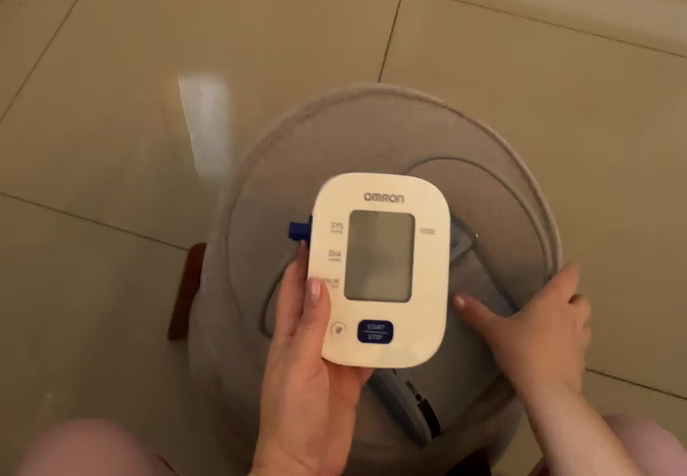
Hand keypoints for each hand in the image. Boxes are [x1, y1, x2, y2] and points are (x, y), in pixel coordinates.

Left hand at [252, 245, 371, 475]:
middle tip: (364, 249)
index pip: (295, 287)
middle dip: (341, 276)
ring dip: (363, 304)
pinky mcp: (350, 378)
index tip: (321, 233)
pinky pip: (366, 351)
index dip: (304, 261)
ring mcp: (331, 359)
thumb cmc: (291, 411)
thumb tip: (318, 281)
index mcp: (291, 333)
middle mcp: (311, 340)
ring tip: (385, 277)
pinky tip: (395, 322)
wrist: (303, 463)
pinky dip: (378, 337)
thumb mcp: (299, 364)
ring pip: (349, 321)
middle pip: (327, 300)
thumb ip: (312, 325)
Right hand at [453, 262, 590, 404]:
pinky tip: (561, 353)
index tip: (570, 266)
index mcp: (552, 301)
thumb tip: (455, 297)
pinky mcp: (582, 362)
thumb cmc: (523, 352)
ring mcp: (580, 340)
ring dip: (578, 321)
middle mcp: (571, 316)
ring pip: (586, 323)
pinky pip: (582, 347)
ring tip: (563, 326)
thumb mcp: (495, 332)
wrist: (549, 393)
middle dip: (575, 298)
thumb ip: (477, 313)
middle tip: (560, 302)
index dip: (571, 270)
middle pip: (584, 300)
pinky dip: (575, 346)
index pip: (570, 277)